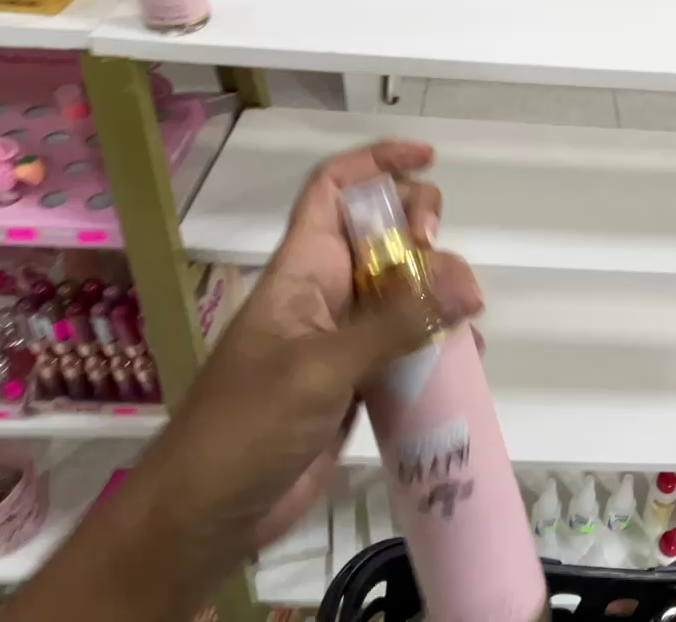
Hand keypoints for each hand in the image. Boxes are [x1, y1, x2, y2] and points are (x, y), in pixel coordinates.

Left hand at [144, 140, 482, 555]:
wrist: (209, 515)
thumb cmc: (246, 424)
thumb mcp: (321, 367)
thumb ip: (394, 324)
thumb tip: (465, 283)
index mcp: (302, 267)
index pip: (334, 188)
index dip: (376, 161)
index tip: (426, 160)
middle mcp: (326, 290)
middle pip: (380, 231)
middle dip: (420, 227)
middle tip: (440, 256)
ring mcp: (344, 336)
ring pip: (402, 286)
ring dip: (439, 289)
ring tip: (467, 315)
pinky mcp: (359, 379)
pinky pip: (408, 341)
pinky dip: (439, 340)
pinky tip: (465, 355)